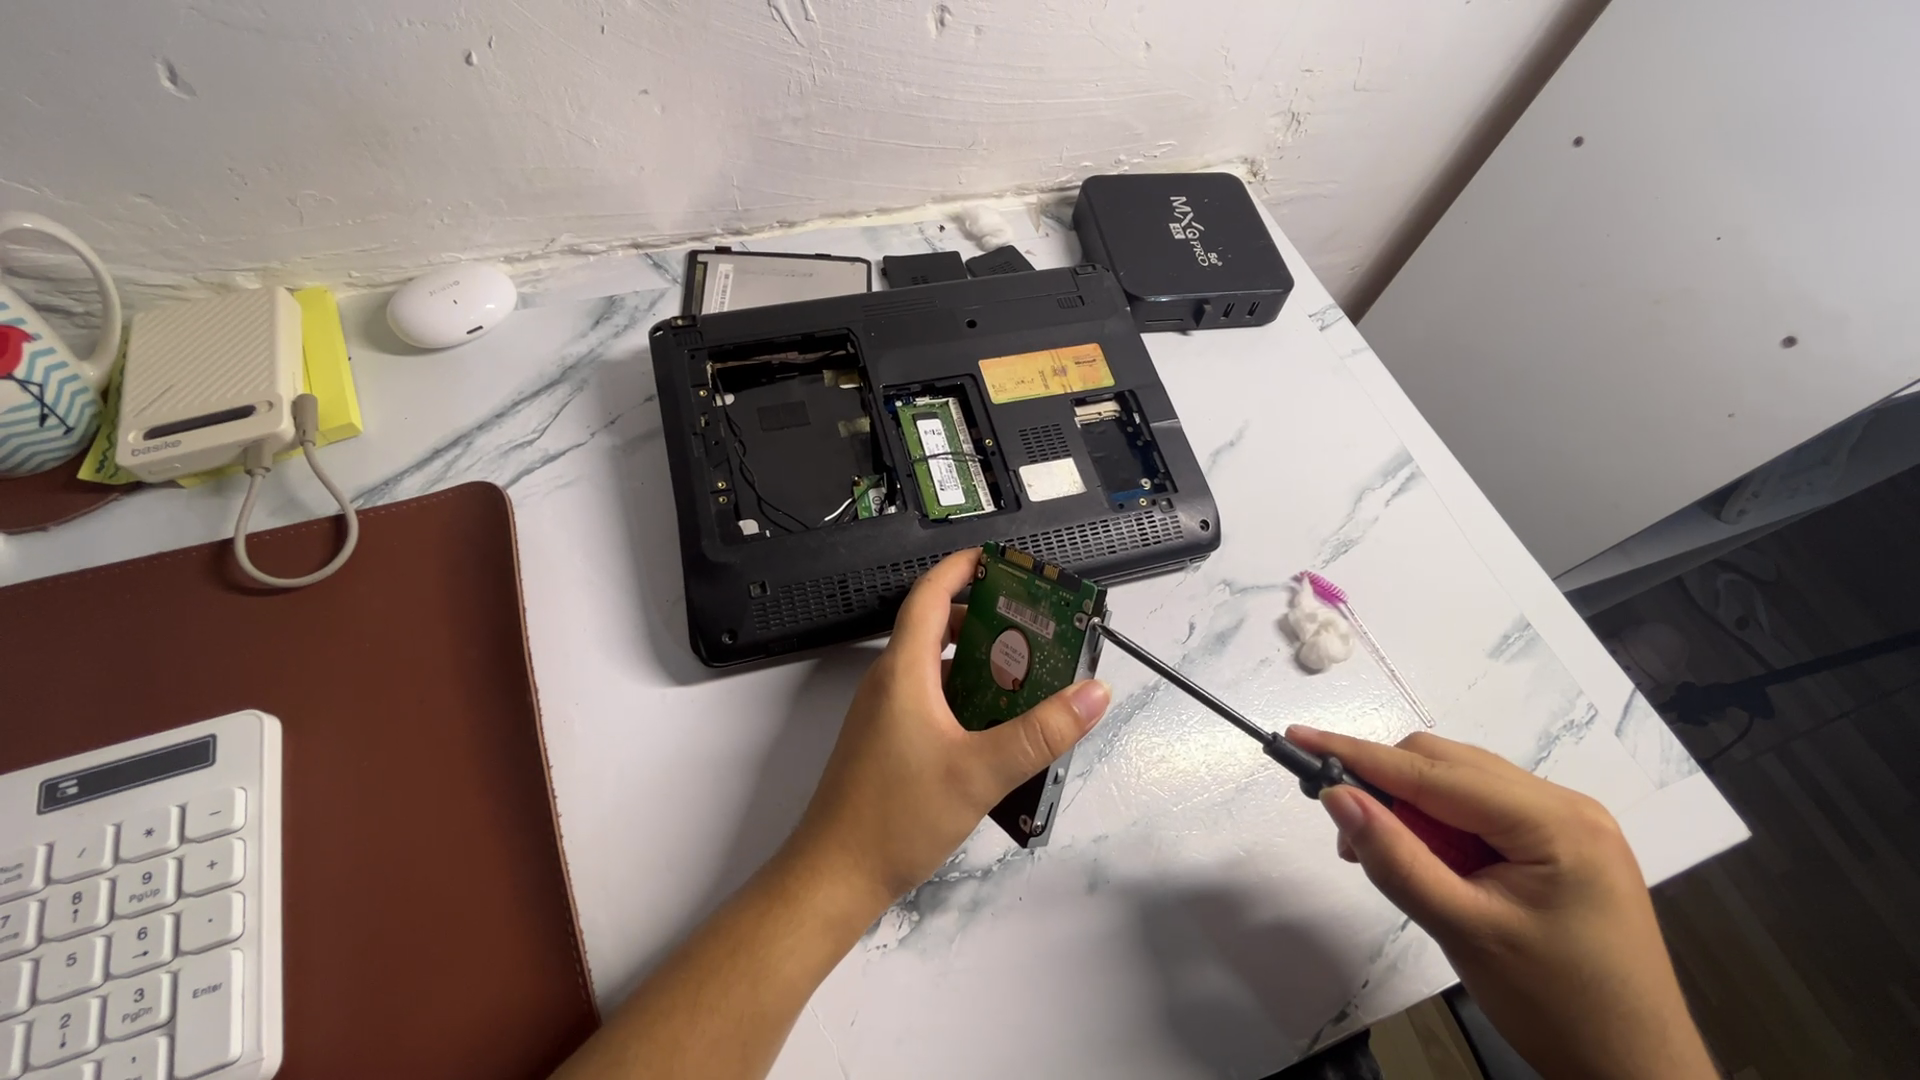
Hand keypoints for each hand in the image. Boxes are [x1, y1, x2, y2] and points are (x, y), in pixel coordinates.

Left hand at [786, 548, 1111, 909]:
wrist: (834, 876)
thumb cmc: (897, 817)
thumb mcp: (980, 772)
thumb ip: (1041, 733)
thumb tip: (1094, 692)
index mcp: (904, 671)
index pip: (929, 595)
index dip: (962, 568)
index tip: (1001, 561)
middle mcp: (890, 682)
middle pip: (935, 627)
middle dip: (985, 618)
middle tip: (1036, 626)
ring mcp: (885, 713)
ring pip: (935, 667)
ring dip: (978, 661)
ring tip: (1029, 674)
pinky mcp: (887, 741)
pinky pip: (930, 698)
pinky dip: (964, 695)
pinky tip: (997, 725)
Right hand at [1288, 726, 1715, 1079]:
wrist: (1635, 1072)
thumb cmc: (1556, 1006)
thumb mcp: (1463, 929)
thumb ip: (1396, 858)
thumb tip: (1336, 796)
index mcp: (1553, 820)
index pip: (1431, 772)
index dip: (1357, 754)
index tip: (1298, 738)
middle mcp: (1563, 805)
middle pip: (1444, 766)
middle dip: (1385, 789)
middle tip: (1347, 838)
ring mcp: (1563, 824)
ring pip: (1456, 785)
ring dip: (1409, 812)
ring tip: (1386, 861)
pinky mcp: (1556, 845)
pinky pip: (1476, 812)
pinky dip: (1437, 829)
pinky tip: (1429, 866)